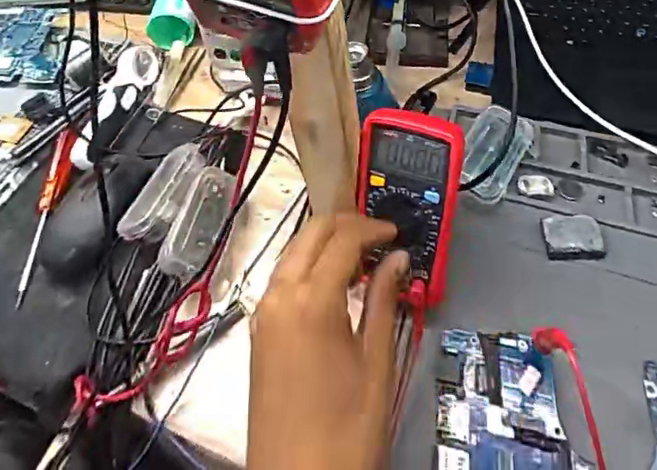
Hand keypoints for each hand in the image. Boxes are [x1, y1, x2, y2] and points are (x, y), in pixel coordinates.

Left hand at [249, 214, 409, 469]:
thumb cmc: (345, 432)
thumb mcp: (376, 365)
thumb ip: (384, 301)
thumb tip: (397, 258)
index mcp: (309, 301)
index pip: (342, 239)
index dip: (372, 228)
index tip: (395, 232)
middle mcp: (279, 296)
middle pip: (311, 233)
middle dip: (346, 225)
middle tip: (379, 236)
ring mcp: (264, 313)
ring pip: (294, 252)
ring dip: (325, 243)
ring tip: (362, 257)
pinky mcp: (259, 332)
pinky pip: (284, 278)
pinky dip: (309, 266)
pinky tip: (334, 283)